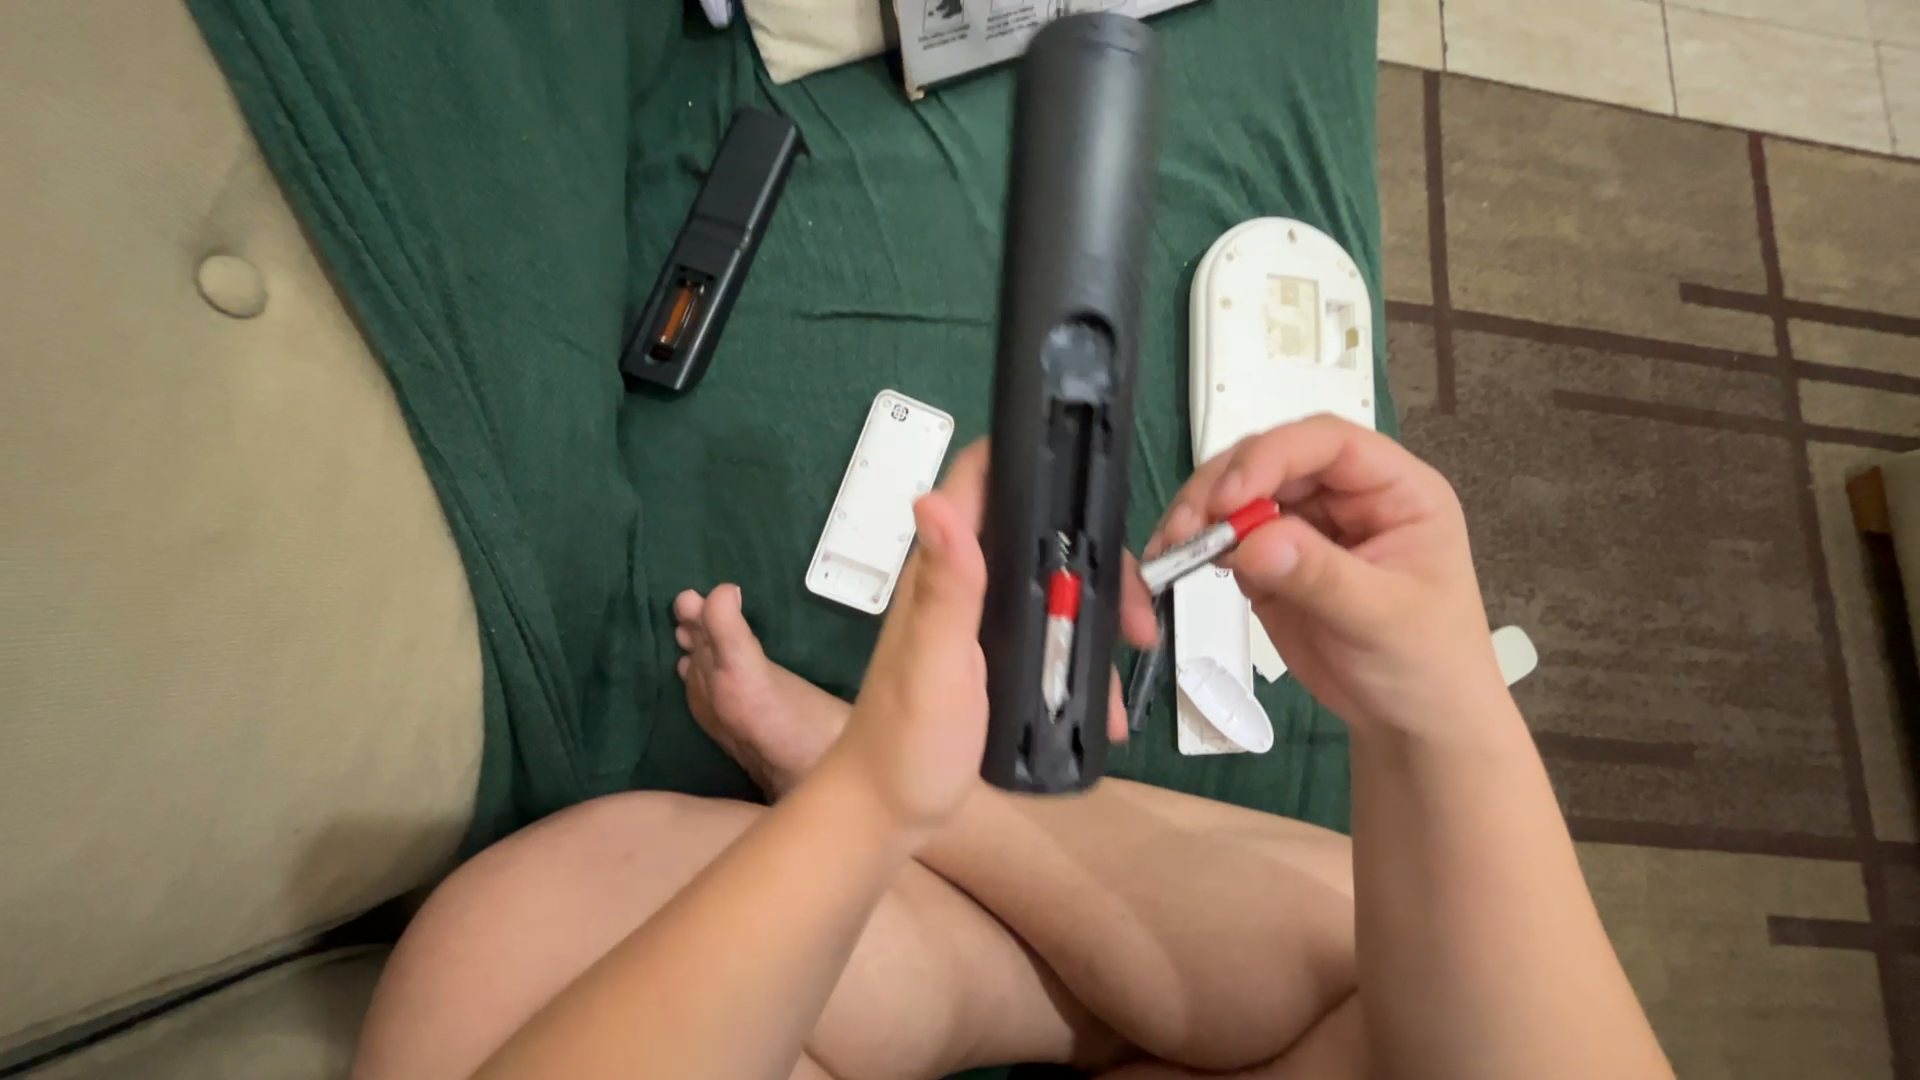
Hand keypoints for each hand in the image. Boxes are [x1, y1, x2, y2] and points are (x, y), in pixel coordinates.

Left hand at [829, 441, 1159, 835]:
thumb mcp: (933, 663)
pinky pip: (1056, 635)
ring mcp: (985, 619)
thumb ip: (944, 588)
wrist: (893, 809)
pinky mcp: (1001, 654)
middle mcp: (966, 582)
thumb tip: (934, 500)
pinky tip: (1105, 698)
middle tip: (1137, 609)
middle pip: (1041, 536)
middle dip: (1097, 559)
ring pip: (1057, 587)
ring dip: (1102, 612)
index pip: (979, 482)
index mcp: (943, 570)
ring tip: (1138, 651)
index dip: (1026, 458)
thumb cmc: (906, 740)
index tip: (1088, 471)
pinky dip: (1086, 655)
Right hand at [1145, 415, 1508, 736]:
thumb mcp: (1382, 618)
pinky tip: (1176, 563)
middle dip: (1219, 488)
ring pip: (1237, 494)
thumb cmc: (1424, 664)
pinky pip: (1224, 536)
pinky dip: (1194, 545)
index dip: (1271, 456)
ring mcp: (1302, 527)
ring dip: (1197, 515)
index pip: (1326, 443)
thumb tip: (1252, 542)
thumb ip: (1319, 575)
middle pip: (1268, 461)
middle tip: (1183, 530)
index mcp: (1392, 489)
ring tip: (1170, 549)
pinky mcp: (1268, 560)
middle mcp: (1342, 496)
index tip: (1229, 498)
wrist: (1407, 722)